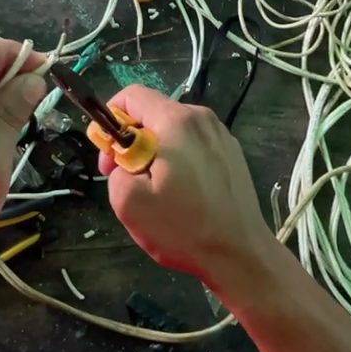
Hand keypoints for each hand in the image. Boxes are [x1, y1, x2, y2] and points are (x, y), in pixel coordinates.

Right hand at [99, 85, 276, 292]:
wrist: (241, 256)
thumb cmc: (183, 228)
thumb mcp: (129, 202)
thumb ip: (116, 167)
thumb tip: (126, 159)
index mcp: (176, 121)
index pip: (132, 95)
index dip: (110, 119)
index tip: (109, 156)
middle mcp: (201, 119)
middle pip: (153, 113)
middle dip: (132, 142)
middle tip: (128, 180)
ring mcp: (221, 135)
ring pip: (172, 131)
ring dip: (155, 153)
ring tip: (157, 192)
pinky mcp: (232, 154)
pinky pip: (193, 145)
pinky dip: (179, 160)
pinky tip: (183, 194)